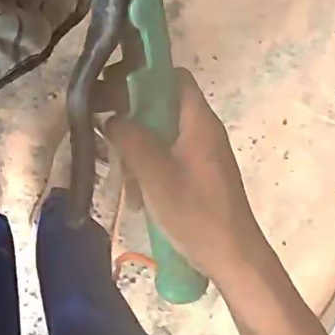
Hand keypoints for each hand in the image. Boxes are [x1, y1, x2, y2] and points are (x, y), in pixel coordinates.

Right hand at [104, 70, 275, 281]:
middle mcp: (202, 130)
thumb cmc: (197, 214)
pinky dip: (148, 165)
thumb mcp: (156, 176)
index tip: (111, 86)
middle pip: (163, 104)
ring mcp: (202, 153)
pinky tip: (135, 192)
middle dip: (131, 112)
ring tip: (116, 166)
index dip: (142, 75)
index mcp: (199, 122)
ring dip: (136, 144)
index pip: (174, 77)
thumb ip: (132, 141)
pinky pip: (168, 155)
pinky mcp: (198, 174)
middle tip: (101, 122)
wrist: (234, 259)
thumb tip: (112, 119)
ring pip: (162, 132)